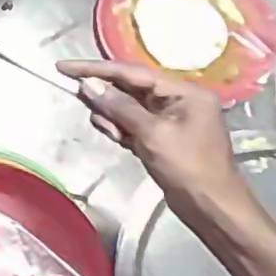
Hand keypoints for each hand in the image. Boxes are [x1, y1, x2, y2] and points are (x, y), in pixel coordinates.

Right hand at [57, 60, 246, 207]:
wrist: (212, 208)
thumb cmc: (188, 168)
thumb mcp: (152, 134)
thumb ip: (119, 107)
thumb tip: (89, 85)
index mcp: (183, 92)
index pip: (132, 72)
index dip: (96, 69)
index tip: (64, 67)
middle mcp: (177, 100)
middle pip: (129, 87)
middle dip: (103, 93)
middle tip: (74, 93)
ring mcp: (169, 119)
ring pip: (128, 107)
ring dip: (111, 114)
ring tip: (107, 128)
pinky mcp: (161, 138)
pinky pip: (132, 124)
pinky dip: (119, 128)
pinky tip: (112, 134)